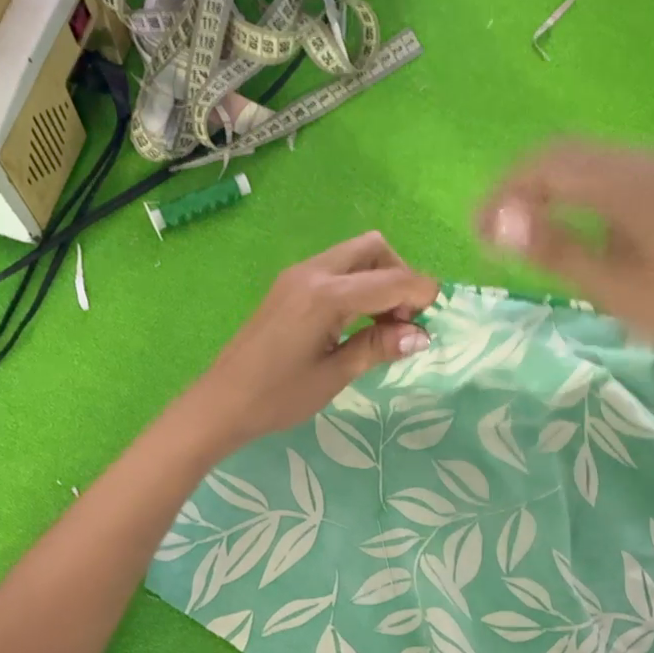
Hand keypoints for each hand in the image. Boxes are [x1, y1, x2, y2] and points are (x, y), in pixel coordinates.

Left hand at [185, 231, 438, 448]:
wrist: (221, 403)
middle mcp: (312, 272)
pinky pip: (335, 270)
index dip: (421, 296)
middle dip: (400, 277)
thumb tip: (421, 335)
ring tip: (382, 328)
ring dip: (378, 280)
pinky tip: (356, 324)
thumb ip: (377, 347)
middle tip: (403, 322)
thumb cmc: (277, 397)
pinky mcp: (288, 287)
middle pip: (374, 249)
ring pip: (354, 256)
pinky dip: (357, 286)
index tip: (432, 324)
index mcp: (326, 294)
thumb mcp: (334, 375)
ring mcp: (296, 276)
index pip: (392, 279)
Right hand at [479, 143, 653, 366]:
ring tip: (511, 227)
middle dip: (517, 187)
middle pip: (563, 155)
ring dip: (539, 186)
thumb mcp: (609, 286)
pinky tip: (552, 219)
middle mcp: (647, 161)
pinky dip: (566, 189)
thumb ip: (553, 250)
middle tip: (485, 228)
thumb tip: (497, 225)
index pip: (551, 169)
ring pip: (580, 159)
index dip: (505, 194)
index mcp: (635, 185)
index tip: (475, 229)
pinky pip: (601, 170)